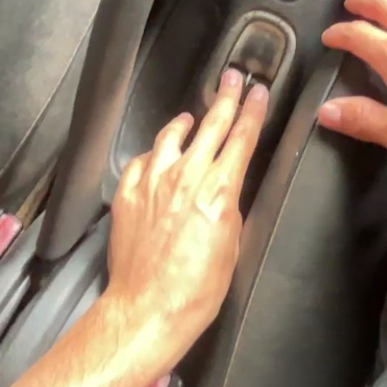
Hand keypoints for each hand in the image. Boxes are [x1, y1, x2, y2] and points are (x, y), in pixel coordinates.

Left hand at [104, 67, 268, 353]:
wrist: (148, 308)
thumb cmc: (196, 288)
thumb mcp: (232, 244)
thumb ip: (229, 205)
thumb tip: (225, 187)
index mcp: (219, 188)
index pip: (242, 137)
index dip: (253, 111)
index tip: (258, 92)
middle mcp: (186, 175)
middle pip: (211, 123)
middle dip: (225, 96)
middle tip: (230, 77)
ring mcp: (153, 180)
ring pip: (171, 135)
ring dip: (185, 122)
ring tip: (190, 117)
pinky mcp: (128, 192)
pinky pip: (142, 160)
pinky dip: (153, 154)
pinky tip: (157, 157)